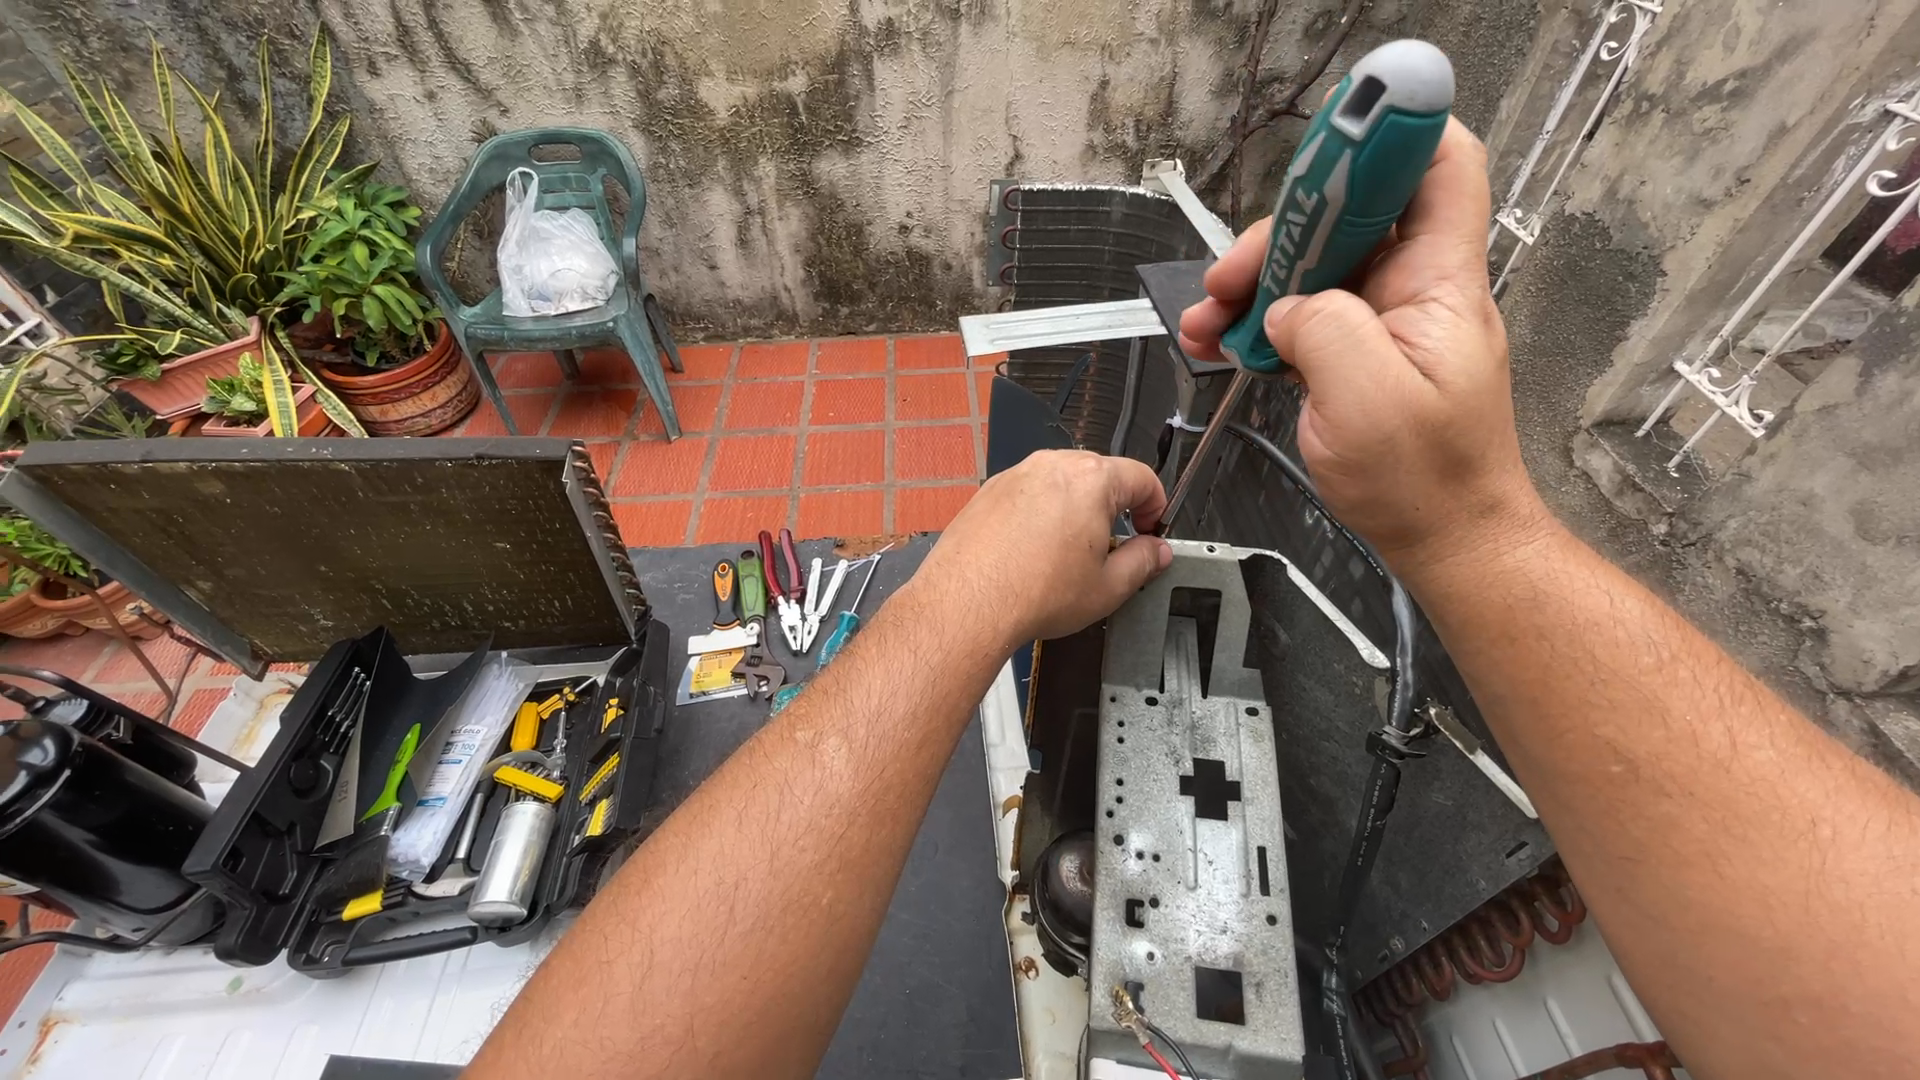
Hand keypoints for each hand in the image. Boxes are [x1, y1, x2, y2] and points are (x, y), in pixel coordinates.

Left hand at [911, 450, 1171, 646]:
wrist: (967, 603)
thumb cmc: (1034, 593)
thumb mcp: (1108, 587)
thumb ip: (1143, 562)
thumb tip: (1156, 551)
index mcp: (1091, 479)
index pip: (1142, 478)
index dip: (1155, 505)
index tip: (1151, 529)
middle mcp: (1052, 466)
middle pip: (1099, 476)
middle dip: (1113, 509)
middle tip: (1112, 548)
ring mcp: (1015, 475)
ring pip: (1060, 485)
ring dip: (1074, 512)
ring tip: (1068, 557)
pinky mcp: (988, 492)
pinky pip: (1027, 496)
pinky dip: (1039, 516)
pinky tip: (1034, 554)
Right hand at [1177, 119, 1548, 574]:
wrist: (1440, 535)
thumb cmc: (1420, 479)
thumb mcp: (1367, 400)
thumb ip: (1323, 329)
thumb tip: (1285, 307)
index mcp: (1438, 283)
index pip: (1436, 166)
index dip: (1382, 142)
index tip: (1316, 166)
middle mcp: (1411, 288)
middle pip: (1345, 217)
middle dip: (1275, 240)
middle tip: (1222, 285)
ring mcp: (1379, 320)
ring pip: (1311, 268)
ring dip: (1251, 288)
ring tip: (1203, 327)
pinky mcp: (1353, 351)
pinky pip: (1300, 315)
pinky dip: (1256, 324)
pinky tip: (1220, 345)